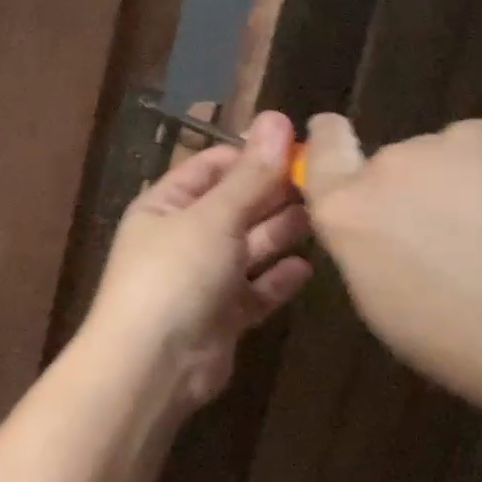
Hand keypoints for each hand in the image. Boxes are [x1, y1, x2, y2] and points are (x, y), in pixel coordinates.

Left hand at [84, 111, 313, 407]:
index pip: (209, 168)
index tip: (302, 145)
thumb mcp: (213, 217)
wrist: (154, 362)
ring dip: (281, 232)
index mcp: (163, 206)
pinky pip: (255, 290)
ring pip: (248, 247)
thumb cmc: (174, 274)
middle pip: (233, 206)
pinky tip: (307, 267)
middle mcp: (180, 238)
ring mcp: (201, 279)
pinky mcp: (222, 317)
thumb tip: (277, 119)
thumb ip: (250, 175)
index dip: (250, 155)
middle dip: (273, 192)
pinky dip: (278, 279)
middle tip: (327, 180)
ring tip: (325, 215)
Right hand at [300, 110, 481, 419]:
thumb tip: (392, 222)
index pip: (322, 155)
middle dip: (435, 191)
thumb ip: (375, 248)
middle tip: (481, 242)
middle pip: (411, 164)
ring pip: (480, 153)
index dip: (328, 142)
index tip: (332, 131)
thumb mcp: (395, 312)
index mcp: (355, 211)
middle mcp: (406, 160)